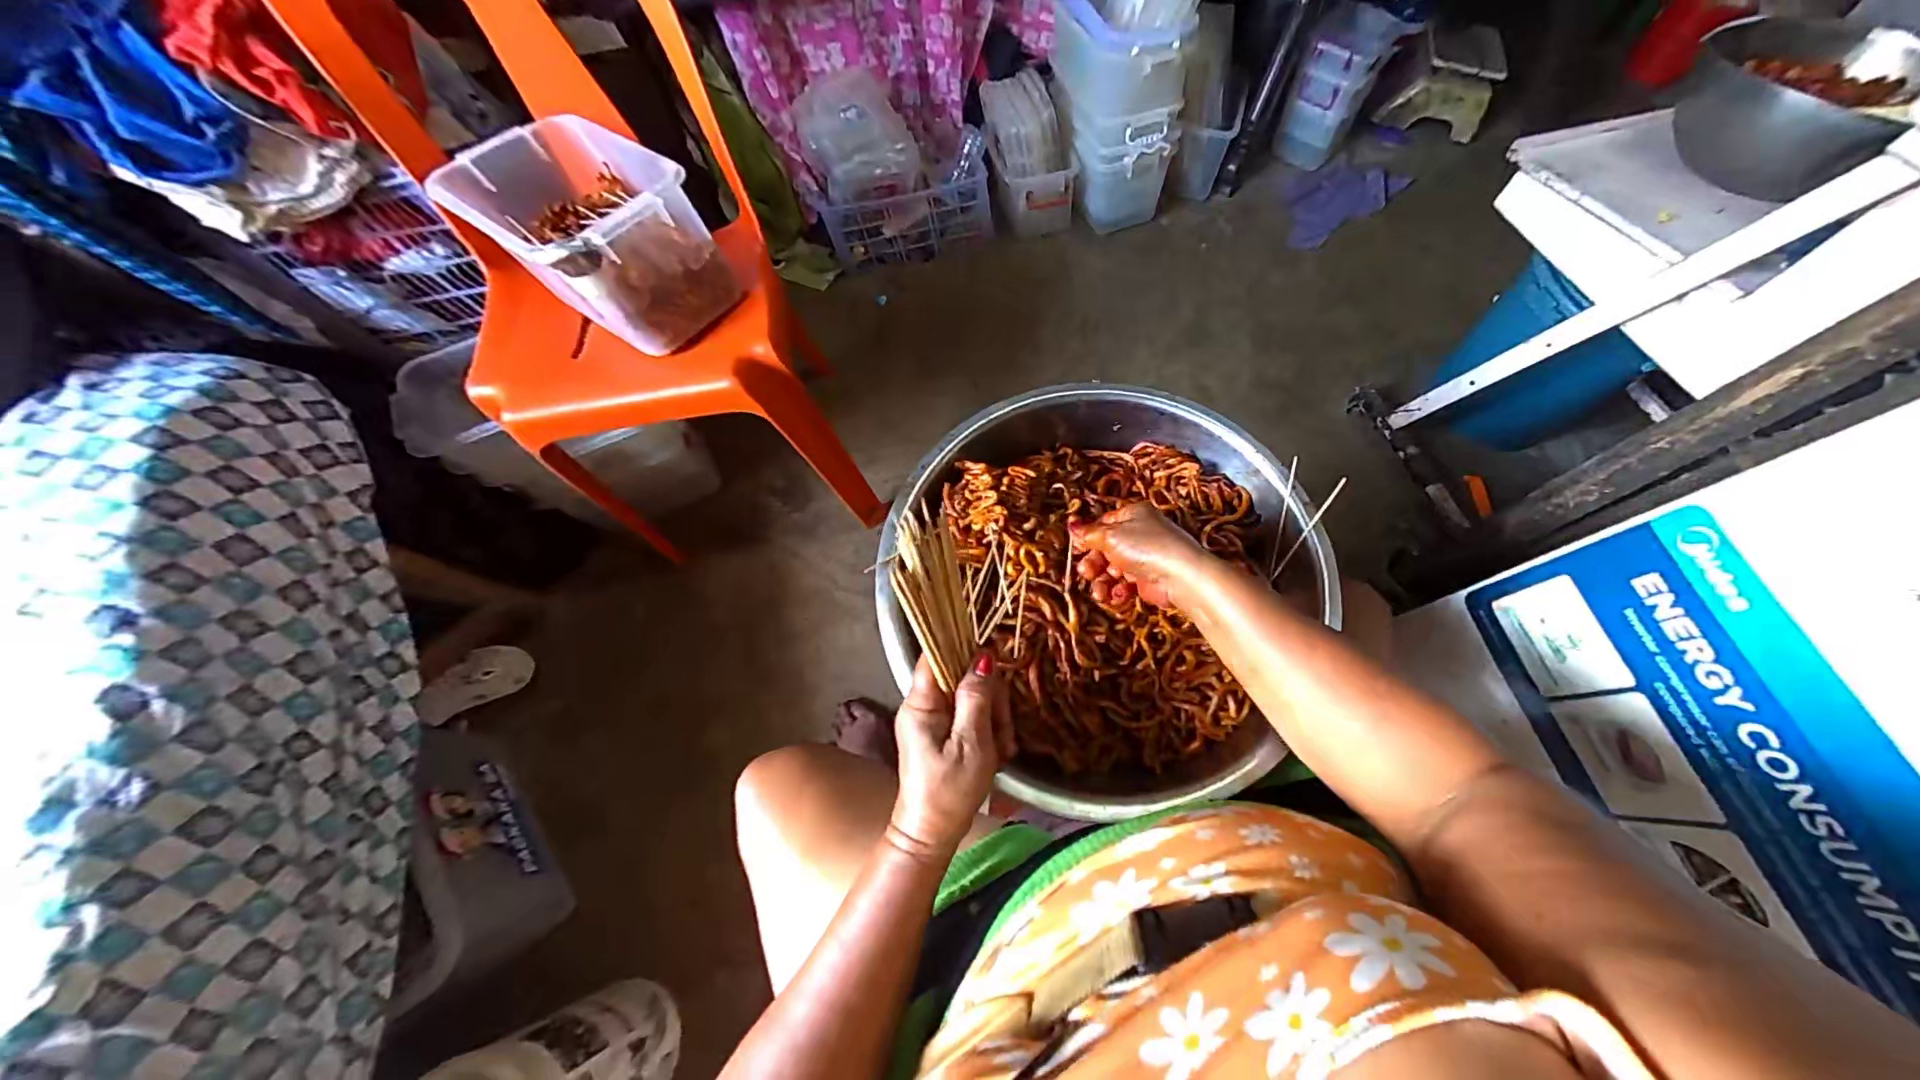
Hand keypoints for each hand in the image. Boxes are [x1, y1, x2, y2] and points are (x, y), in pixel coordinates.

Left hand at [888, 654, 1015, 860]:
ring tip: (1000, 751)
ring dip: (994, 721)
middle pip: (962, 677)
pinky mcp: (943, 735)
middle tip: (1001, 733)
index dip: (962, 650)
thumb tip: (983, 657)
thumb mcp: (971, 744)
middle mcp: (923, 706)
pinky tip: (996, 755)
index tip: (990, 663)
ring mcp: (933, 720)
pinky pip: (971, 718)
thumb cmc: (948, 793)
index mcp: (921, 704)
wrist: (932, 835)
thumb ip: (977, 698)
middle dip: (990, 700)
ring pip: (972, 698)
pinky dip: (988, 733)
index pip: (935, 655)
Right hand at [1069, 502, 1214, 609]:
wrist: (1180, 576)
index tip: (1077, 549)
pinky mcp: (1147, 580)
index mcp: (1132, 515)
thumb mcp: (1110, 536)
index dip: (1088, 537)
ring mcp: (1143, 558)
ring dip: (1102, 581)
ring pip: (1112, 569)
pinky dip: (1117, 591)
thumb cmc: (1146, 547)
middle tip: (1086, 572)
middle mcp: (1138, 534)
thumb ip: (1088, 533)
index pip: (1103, 524)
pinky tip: (1116, 595)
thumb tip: (1071, 525)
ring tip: (1100, 591)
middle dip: (1093, 563)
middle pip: (1104, 549)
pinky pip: (1123, 585)